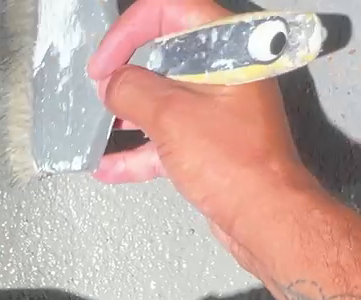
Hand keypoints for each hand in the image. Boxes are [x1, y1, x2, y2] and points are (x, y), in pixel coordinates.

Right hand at [87, 0, 320, 249]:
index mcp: (227, 46)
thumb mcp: (172, 117)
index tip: (103, 64)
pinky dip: (139, 153)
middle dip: (126, 76)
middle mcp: (225, 73)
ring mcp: (217, 112)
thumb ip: (133, 91)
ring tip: (97, 131)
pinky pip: (168, 142)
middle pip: (164, 58)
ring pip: (164, 103)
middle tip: (100, 96)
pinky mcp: (210, 148)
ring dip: (128, 118)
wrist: (264, 218)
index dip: (128, 32)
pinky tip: (109, 167)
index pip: (169, 11)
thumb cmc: (234, 164)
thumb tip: (111, 83)